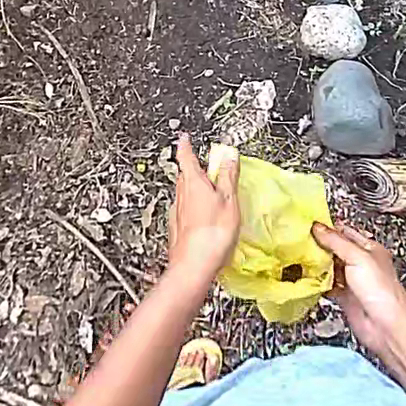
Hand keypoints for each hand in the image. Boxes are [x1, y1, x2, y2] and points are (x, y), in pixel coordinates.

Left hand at [167, 133, 239, 285]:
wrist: (193, 267)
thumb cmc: (212, 233)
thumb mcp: (228, 199)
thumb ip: (228, 176)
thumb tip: (229, 155)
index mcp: (193, 182)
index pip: (186, 157)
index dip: (185, 146)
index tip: (184, 138)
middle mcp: (180, 195)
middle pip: (184, 174)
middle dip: (191, 167)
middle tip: (202, 164)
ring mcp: (176, 212)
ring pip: (183, 191)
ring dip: (192, 187)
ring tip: (206, 189)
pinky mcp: (177, 228)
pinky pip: (184, 208)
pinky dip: (192, 205)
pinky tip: (201, 215)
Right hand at [312, 222, 405, 356]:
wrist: (387, 329)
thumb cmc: (382, 291)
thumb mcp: (358, 257)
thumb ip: (336, 241)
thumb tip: (317, 227)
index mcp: (368, 248)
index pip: (343, 231)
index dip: (327, 227)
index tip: (308, 224)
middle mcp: (360, 263)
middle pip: (334, 249)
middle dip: (318, 245)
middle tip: (299, 241)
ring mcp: (351, 280)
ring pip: (329, 266)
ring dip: (315, 264)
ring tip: (298, 257)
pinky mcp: (344, 297)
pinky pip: (326, 285)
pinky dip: (316, 282)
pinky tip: (305, 278)